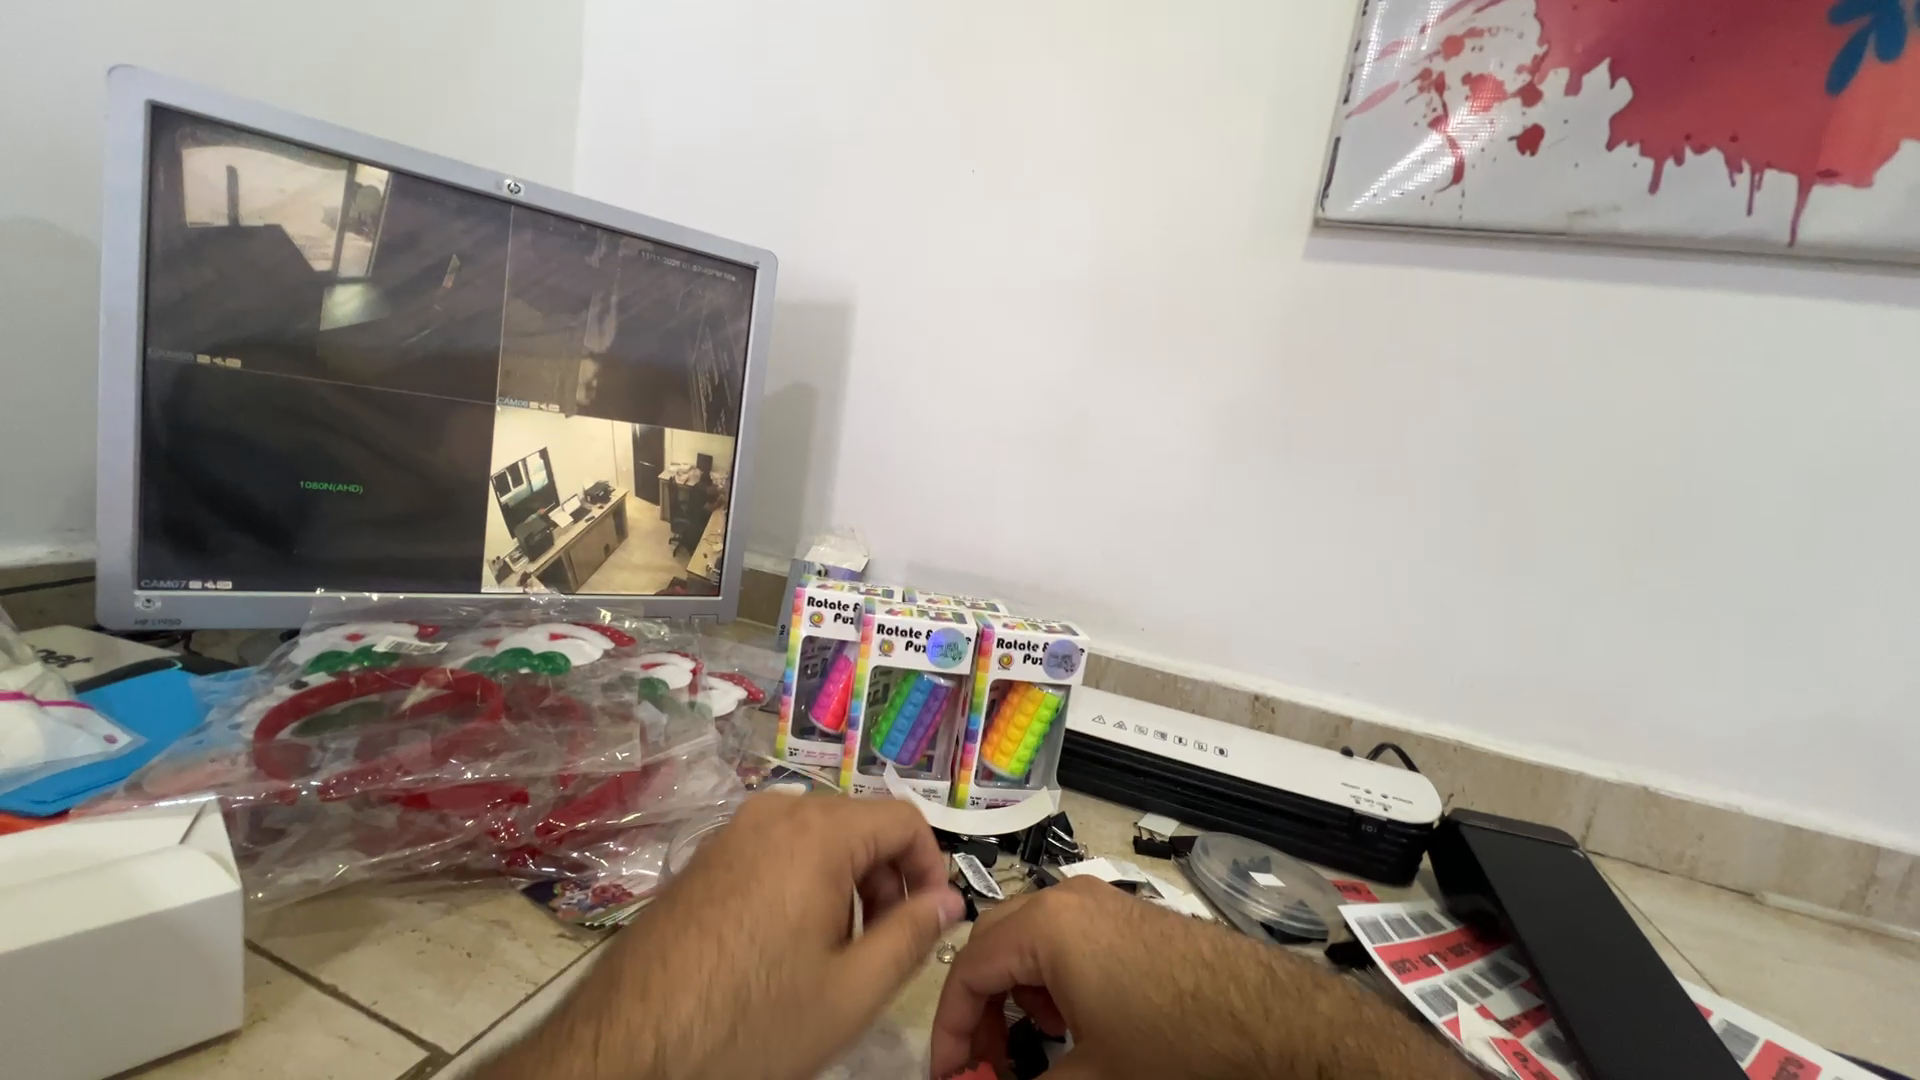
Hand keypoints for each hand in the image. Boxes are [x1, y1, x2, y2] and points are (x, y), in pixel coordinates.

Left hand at [478, 794, 964, 1079]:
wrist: (623, 1053)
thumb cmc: (750, 1021)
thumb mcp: (851, 991)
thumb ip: (913, 936)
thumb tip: (950, 900)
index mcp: (819, 831)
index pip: (904, 819)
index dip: (931, 866)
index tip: (928, 921)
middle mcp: (776, 812)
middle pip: (860, 823)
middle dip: (886, 877)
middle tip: (881, 944)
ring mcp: (734, 830)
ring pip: (818, 836)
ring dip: (846, 880)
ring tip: (833, 950)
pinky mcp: (706, 854)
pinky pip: (776, 848)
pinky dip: (802, 879)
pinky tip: (784, 941)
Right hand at [930, 876, 1473, 1079]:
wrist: (1271, 1022)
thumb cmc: (1171, 1045)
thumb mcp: (1091, 1078)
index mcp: (1046, 926)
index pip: (970, 969)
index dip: (951, 1028)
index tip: (950, 1077)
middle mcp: (1066, 898)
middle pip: (994, 943)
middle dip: (980, 1006)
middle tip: (984, 1065)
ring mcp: (1100, 900)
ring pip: (1028, 938)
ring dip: (1014, 990)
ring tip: (1028, 1045)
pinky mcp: (1126, 914)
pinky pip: (1064, 937)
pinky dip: (1049, 977)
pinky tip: (1071, 1020)